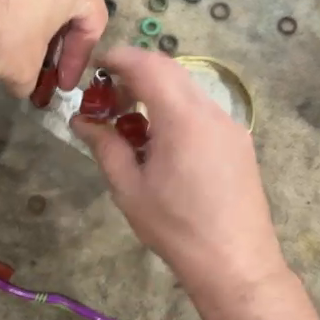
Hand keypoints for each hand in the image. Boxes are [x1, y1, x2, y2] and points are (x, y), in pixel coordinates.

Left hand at [0, 0, 106, 96]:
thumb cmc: (1, 33)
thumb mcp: (23, 69)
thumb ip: (31, 80)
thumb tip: (24, 87)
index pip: (94, 23)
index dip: (80, 59)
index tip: (61, 84)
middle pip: (63, 6)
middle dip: (53, 43)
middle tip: (40, 70)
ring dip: (28, 26)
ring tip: (11, 54)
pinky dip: (2, 10)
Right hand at [71, 46, 285, 303]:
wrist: (235, 261)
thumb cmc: (175, 227)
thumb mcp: (129, 188)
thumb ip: (105, 146)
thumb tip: (81, 121)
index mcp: (182, 118)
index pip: (148, 65)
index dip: (118, 57)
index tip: (94, 66)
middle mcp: (211, 111)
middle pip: (170, 70)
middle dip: (135, 74)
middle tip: (106, 99)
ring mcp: (230, 125)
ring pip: (188, 89)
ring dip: (156, 93)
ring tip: (130, 125)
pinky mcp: (238, 142)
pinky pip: (202, 110)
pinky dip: (175, 110)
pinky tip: (160, 144)